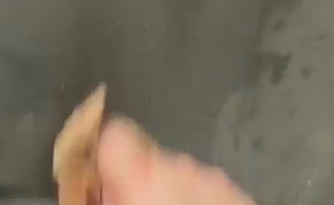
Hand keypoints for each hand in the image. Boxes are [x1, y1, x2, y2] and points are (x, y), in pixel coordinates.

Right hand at [97, 118, 255, 204]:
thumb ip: (103, 200)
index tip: (96, 182)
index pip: (111, 136)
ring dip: (170, 198)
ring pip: (177, 177)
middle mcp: (178, 166)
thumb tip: (96, 196)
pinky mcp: (237, 195)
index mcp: (143, 177)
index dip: (101, 157)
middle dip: (137, 188)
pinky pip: (206, 191)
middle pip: (145, 161)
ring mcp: (212, 178)